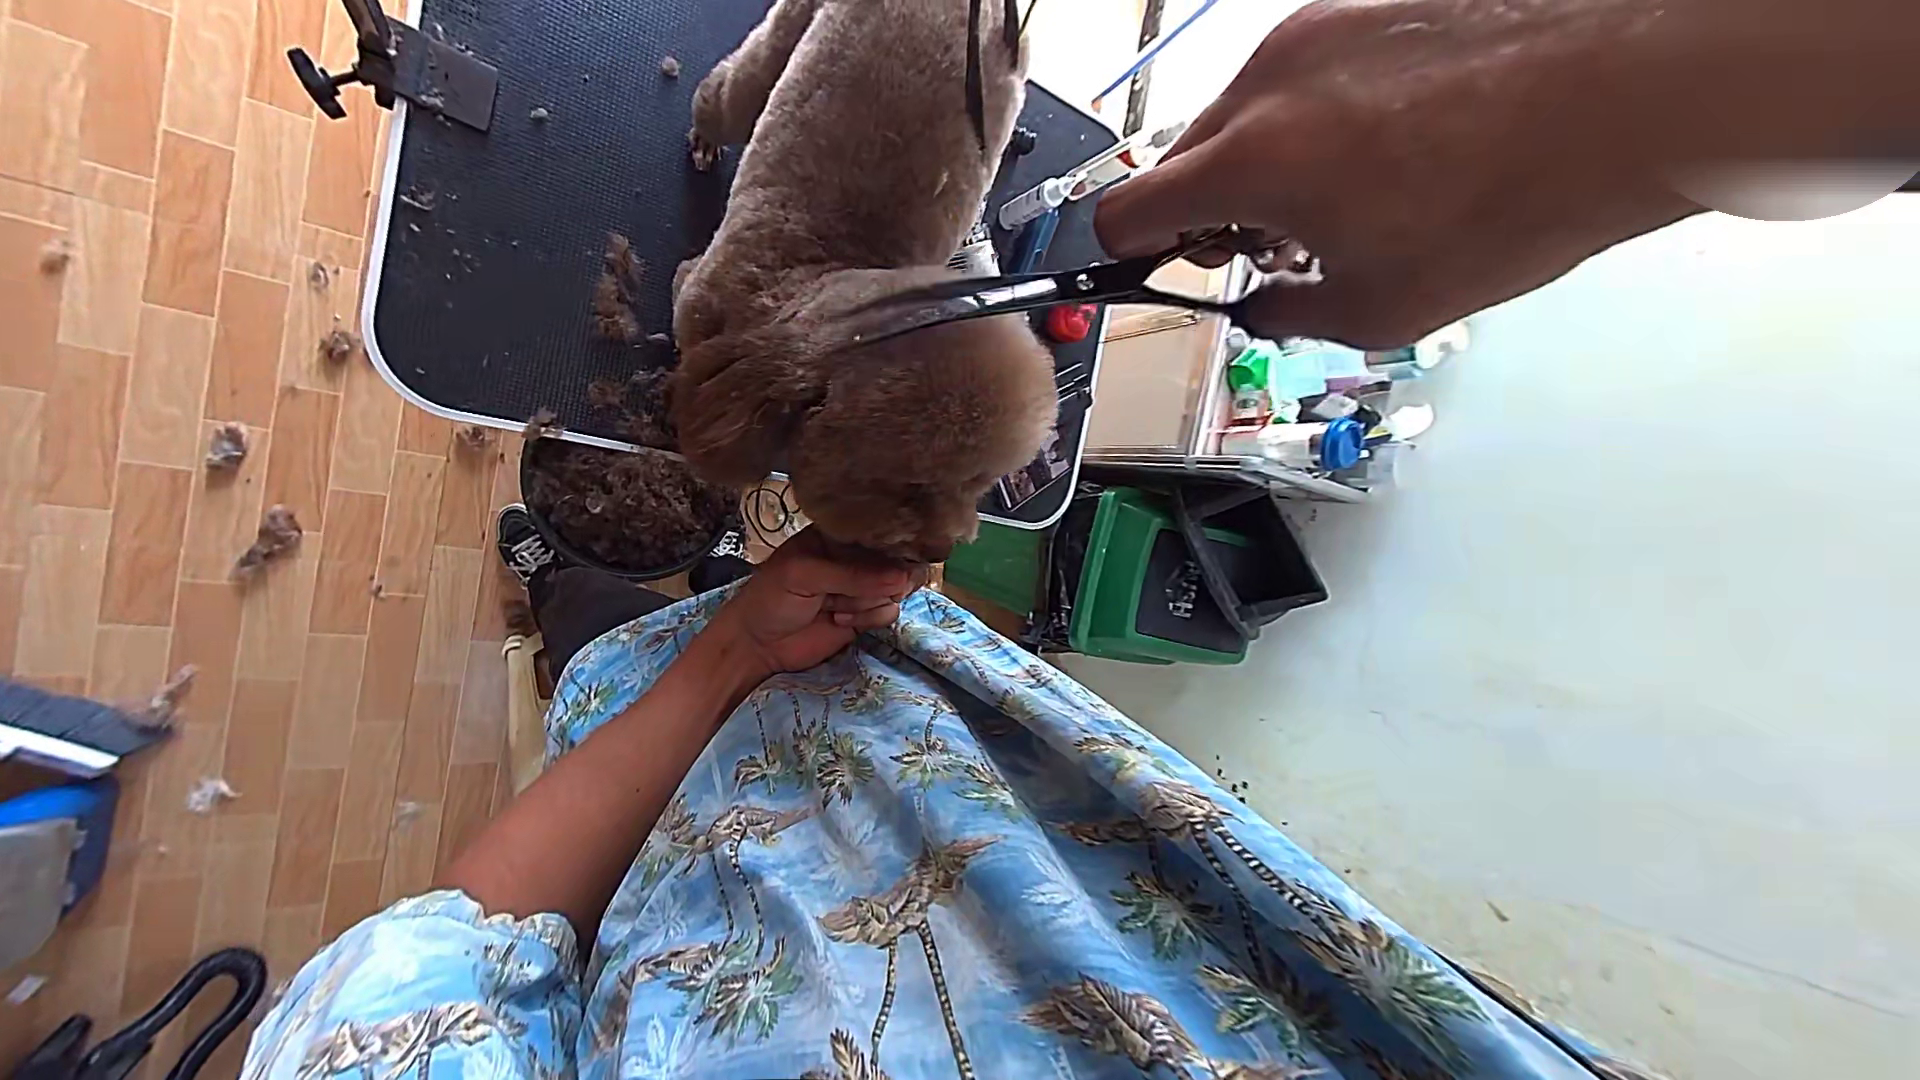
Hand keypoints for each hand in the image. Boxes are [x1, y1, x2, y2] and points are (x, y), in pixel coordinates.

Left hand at [700, 528, 915, 680]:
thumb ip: (852, 575)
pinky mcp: (867, 614)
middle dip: (877, 580)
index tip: (885, 562)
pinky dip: (869, 618)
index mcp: (839, 536)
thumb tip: (902, 578)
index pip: (879, 532)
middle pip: (895, 561)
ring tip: (833, 606)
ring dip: (867, 601)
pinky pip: (890, 611)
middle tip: (849, 590)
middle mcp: (855, 558)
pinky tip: (839, 619)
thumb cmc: (770, 598)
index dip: (888, 547)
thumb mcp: (804, 575)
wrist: (757, 645)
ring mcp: (863, 587)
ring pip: (896, 588)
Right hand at [1095, 0, 1702, 347]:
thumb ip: (1281, 315)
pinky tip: (1364, 156)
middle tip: (1256, 252)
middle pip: (1173, 168)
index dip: (1125, 254)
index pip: (1124, 211)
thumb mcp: (1370, 310)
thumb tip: (1259, 307)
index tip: (1153, 273)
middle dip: (1197, 220)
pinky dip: (1295, 132)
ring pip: (1228, 125)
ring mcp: (1315, 31)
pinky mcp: (1362, 7)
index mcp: (1250, 162)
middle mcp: (1265, 83)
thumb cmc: (1508, 208)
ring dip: (1247, 176)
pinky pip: (1287, 85)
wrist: (1660, 82)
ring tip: (1323, 207)